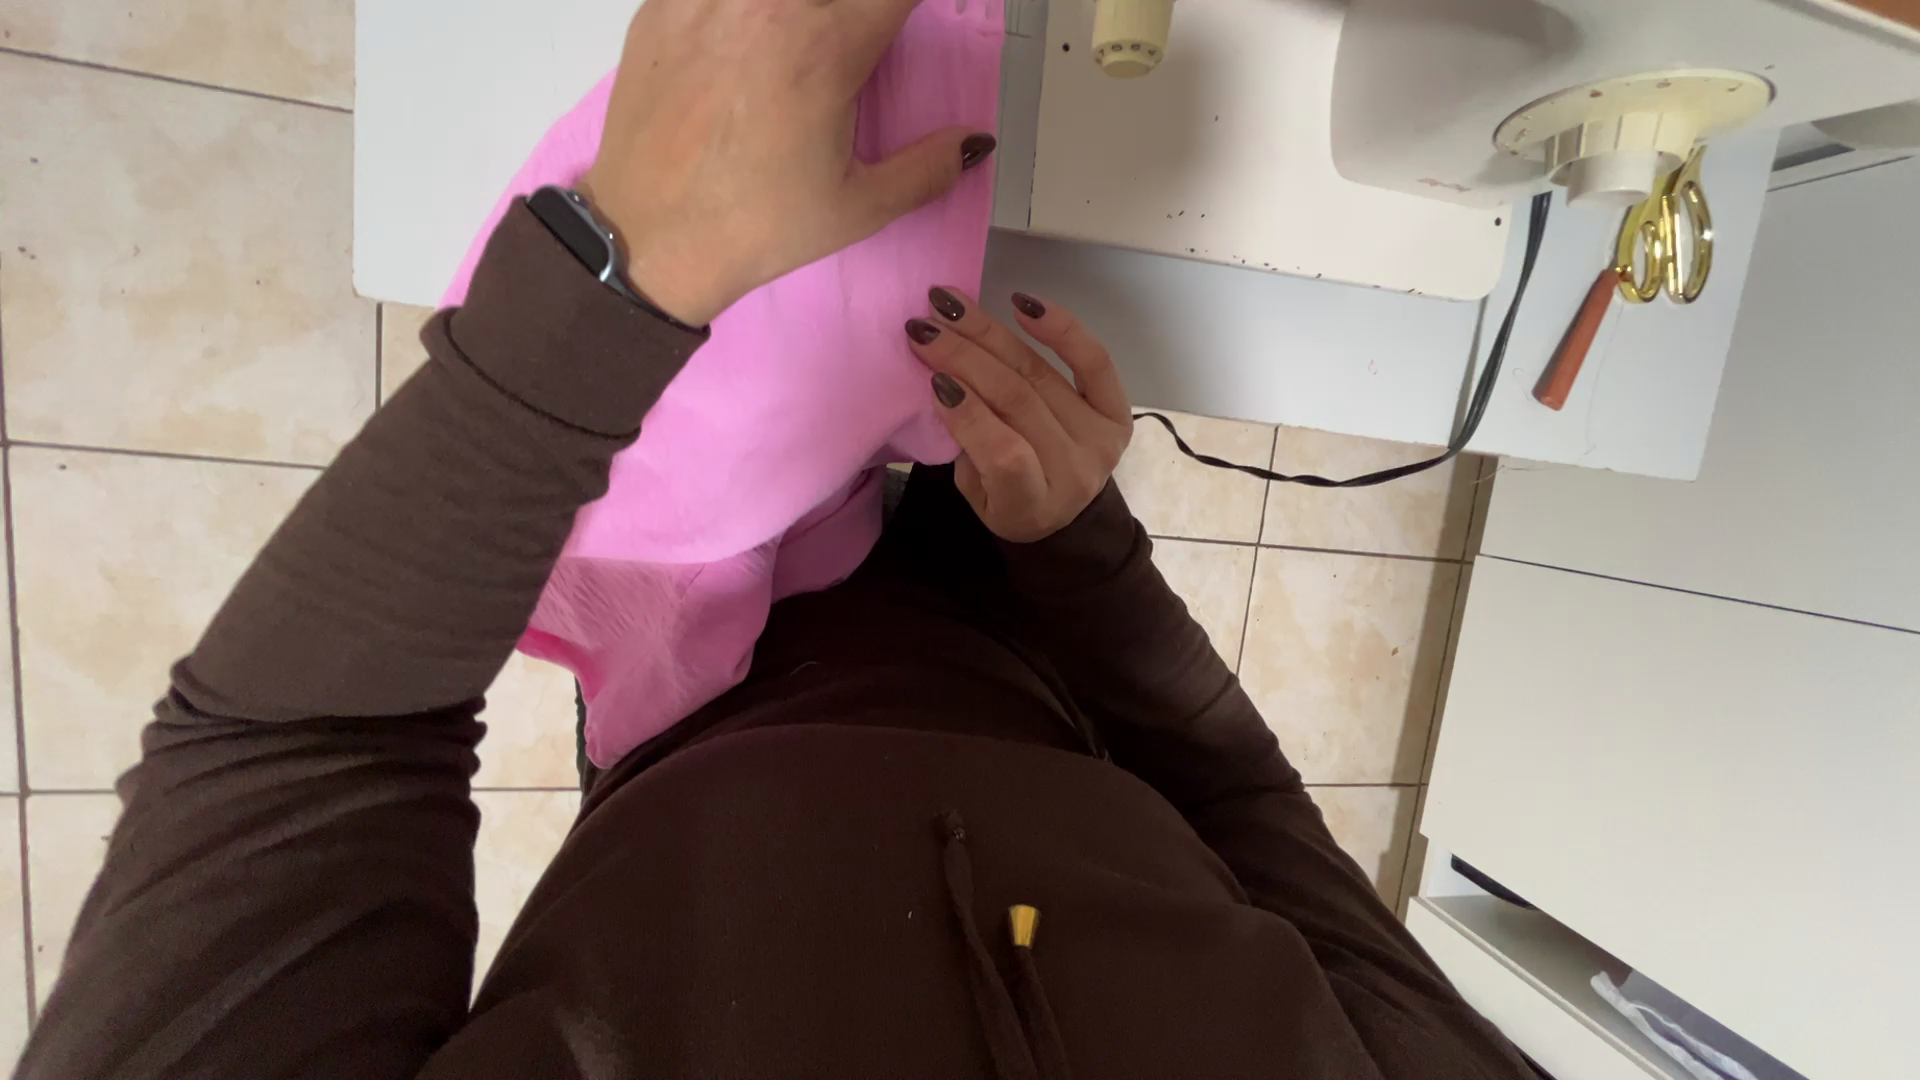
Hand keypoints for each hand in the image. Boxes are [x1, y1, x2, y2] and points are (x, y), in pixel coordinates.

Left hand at [579, 0, 995, 326]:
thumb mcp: (857, 211)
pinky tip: (755, 40)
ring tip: (811, 36)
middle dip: (862, 7)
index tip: (912, 20)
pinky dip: (754, 8)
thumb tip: (976, 142)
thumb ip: (928, 169)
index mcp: (827, 45)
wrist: (652, 239)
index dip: (916, 1)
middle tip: (861, 37)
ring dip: (808, 9)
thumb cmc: (760, 229)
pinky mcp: (663, 0)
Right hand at [906, 289, 1132, 541]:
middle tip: (925, 326)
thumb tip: (948, 380)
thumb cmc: (1009, 504)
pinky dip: (1062, 329)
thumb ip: (966, 447)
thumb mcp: (976, 494)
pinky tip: (1023, 304)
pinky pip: (1094, 362)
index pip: (1004, 454)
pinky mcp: (1116, 413)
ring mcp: (1099, 439)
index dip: (969, 413)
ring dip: (990, 333)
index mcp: (1031, 505)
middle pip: (1019, 401)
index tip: (932, 377)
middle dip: (965, 357)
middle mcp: (1073, 471)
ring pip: (1039, 373)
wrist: (1068, 516)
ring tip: (951, 306)